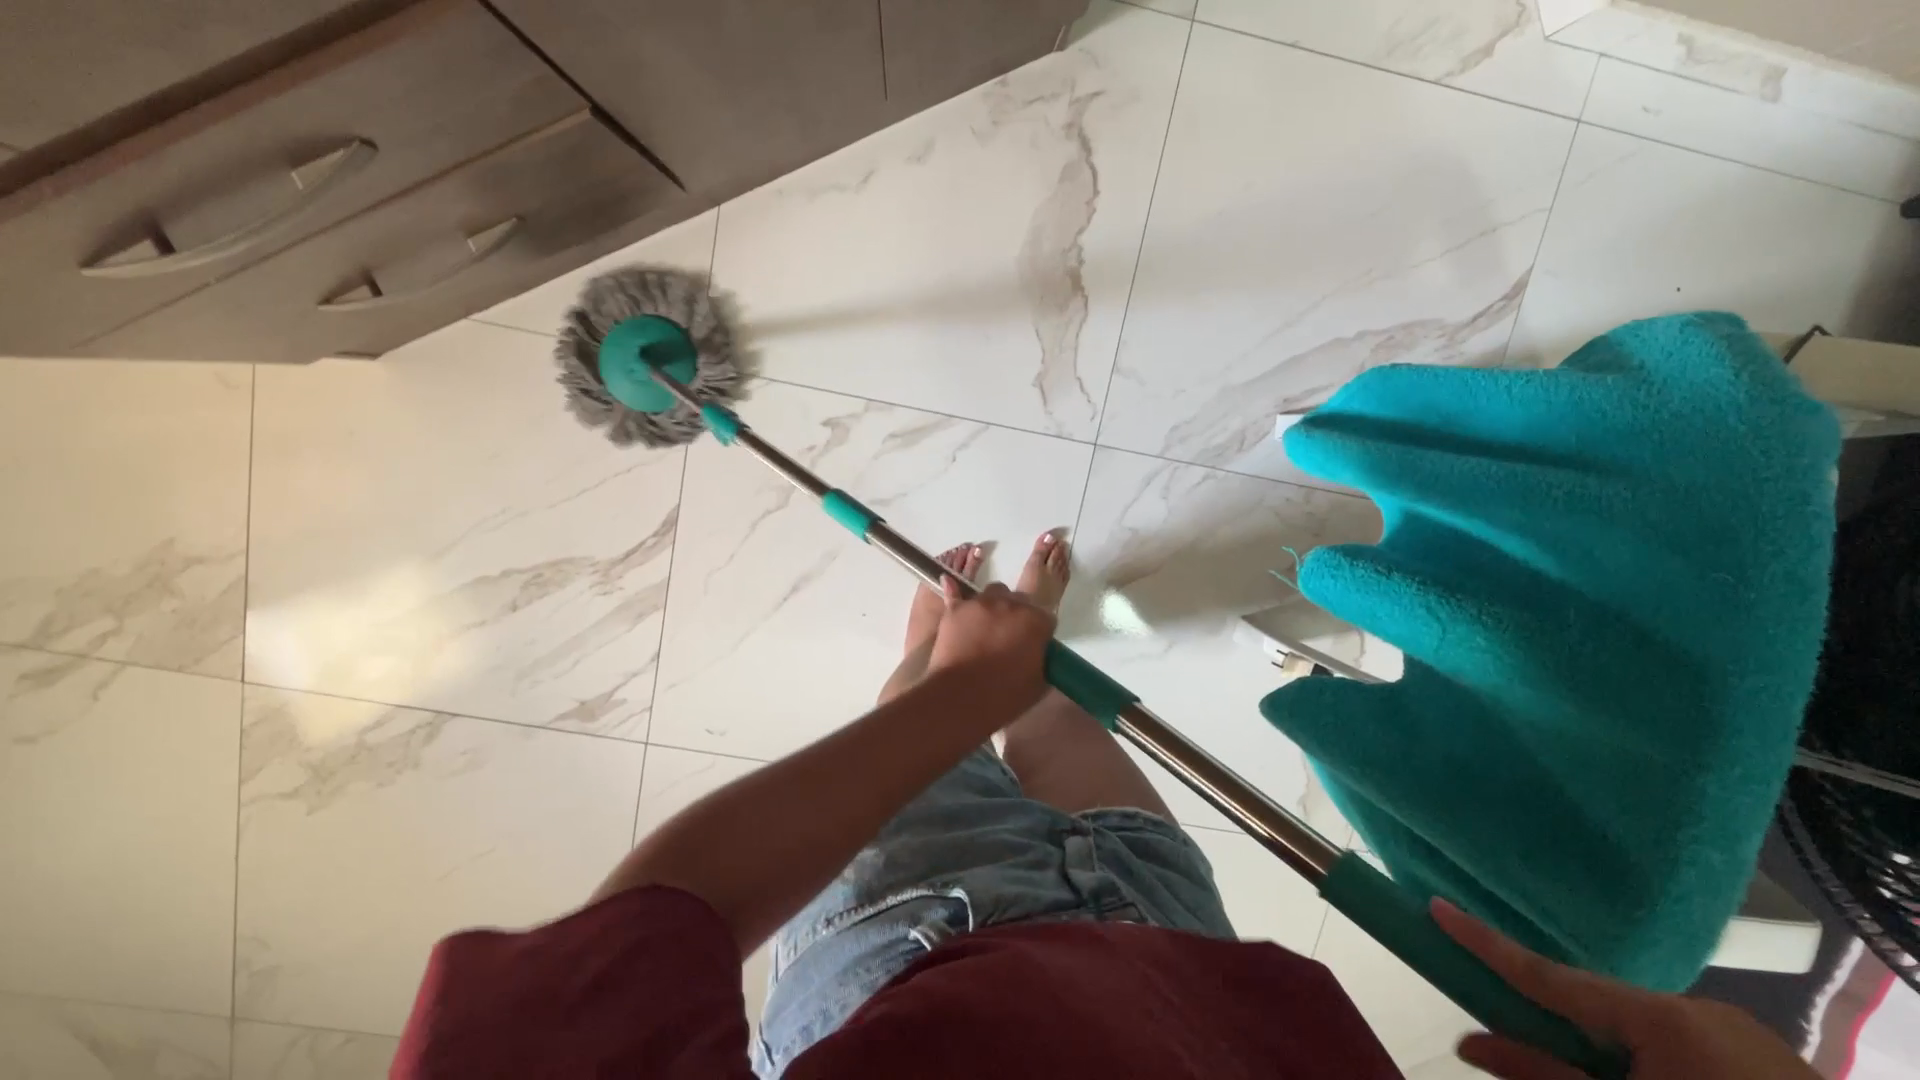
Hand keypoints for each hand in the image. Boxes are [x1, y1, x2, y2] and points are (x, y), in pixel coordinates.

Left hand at [926, 580, 1054, 709]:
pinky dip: (957, 593)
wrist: (958, 699)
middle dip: (1019, 616)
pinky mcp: (955, 609)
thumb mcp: (1038, 685)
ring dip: (995, 606)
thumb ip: (1043, 662)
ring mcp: (980, 603)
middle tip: (1010, 638)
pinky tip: (951, 586)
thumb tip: (1039, 656)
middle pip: (1021, 601)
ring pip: (993, 593)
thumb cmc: (1002, 697)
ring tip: (987, 626)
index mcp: (1035, 622)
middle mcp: (1010, 604)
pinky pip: (957, 593)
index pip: (1046, 619)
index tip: (1035, 647)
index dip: (1041, 633)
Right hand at [1432, 899, 1817, 1079]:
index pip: (1549, 975)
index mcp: (1659, 1017)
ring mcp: (1740, 1032)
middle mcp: (1697, 1008)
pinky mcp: (1769, 1060)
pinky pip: (1682, 1047)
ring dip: (1609, 1054)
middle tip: (1520, 1041)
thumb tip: (1469, 1040)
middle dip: (1557, 1024)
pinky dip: (1651, 1065)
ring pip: (1640, 1030)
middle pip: (1596, 1005)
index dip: (1486, 944)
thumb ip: (1544, 1076)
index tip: (1436, 906)